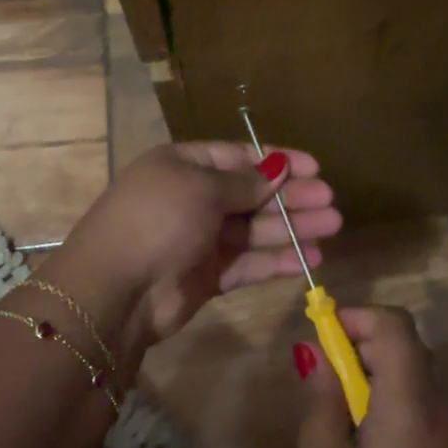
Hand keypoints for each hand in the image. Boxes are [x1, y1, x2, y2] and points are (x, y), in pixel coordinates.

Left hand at [58, 142, 341, 341]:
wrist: (114, 291)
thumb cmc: (157, 220)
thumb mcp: (201, 188)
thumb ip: (245, 182)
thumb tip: (279, 169)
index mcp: (182, 165)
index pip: (238, 156)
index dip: (277, 161)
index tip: (315, 168)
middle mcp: (192, 199)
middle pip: (251, 194)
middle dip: (291, 196)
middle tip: (331, 201)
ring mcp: (200, 239)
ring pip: (255, 229)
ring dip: (292, 228)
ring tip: (333, 227)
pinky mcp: (207, 276)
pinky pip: (249, 263)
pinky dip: (278, 261)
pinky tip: (309, 259)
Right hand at [297, 308, 447, 447]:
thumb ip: (322, 401)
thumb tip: (320, 353)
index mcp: (414, 407)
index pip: (397, 327)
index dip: (359, 316)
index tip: (323, 329)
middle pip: (412, 351)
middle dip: (367, 347)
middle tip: (324, 374)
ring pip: (421, 382)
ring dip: (382, 378)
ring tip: (341, 413)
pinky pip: (430, 414)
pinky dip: (399, 406)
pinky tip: (370, 446)